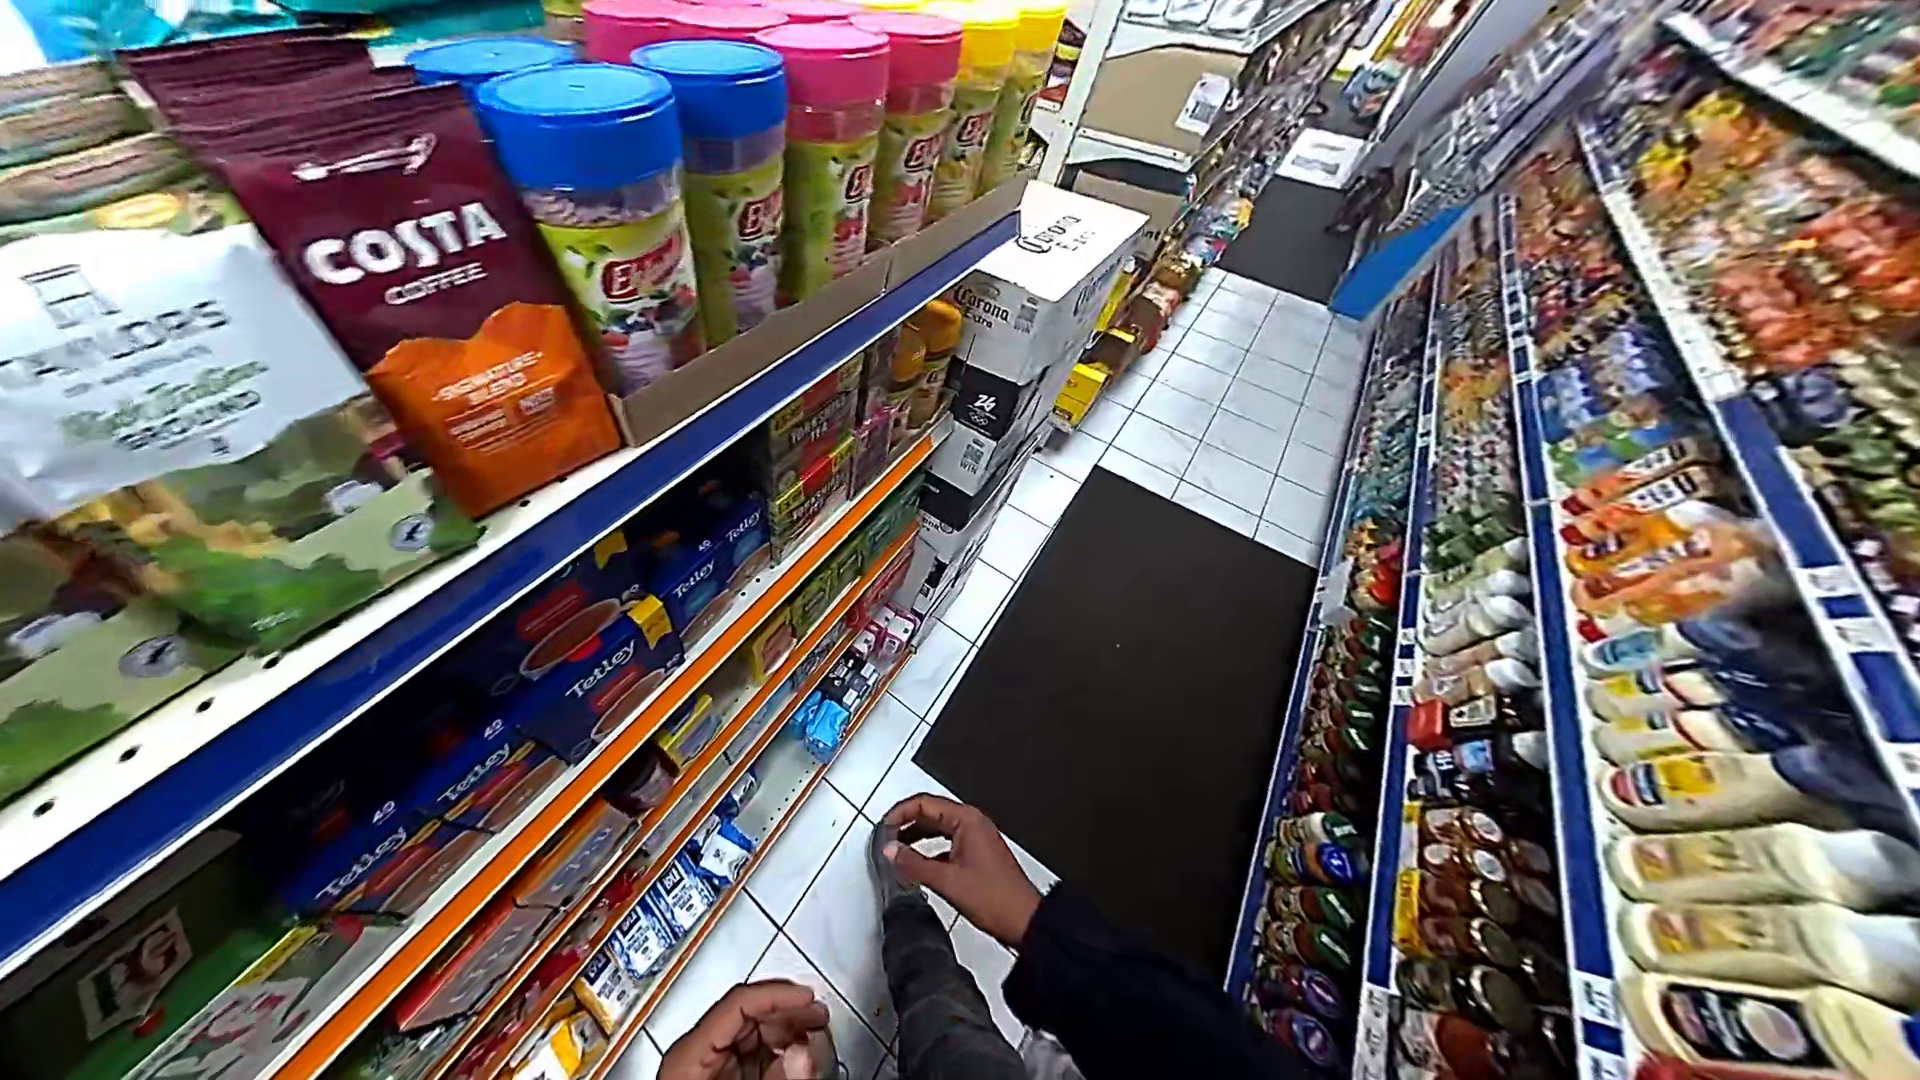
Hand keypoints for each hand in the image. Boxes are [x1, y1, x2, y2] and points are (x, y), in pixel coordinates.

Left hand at [658, 980, 833, 1078]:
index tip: (809, 998)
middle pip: (748, 1014)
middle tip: (818, 1018)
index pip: (738, 1002)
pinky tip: (796, 1062)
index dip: (778, 995)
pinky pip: (753, 1054)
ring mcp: (706, 1070)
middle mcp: (694, 1056)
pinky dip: (779, 1055)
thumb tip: (804, 1054)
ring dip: (787, 1033)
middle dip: (788, 1015)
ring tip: (812, 1042)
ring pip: (754, 1032)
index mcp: (687, 1058)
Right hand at [882, 794, 1041, 947]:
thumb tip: (890, 851)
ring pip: (938, 828)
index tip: (885, 825)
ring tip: (897, 849)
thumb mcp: (947, 880)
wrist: (1024, 920)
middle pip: (932, 812)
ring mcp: (976, 837)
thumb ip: (914, 864)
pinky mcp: (977, 852)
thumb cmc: (996, 898)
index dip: (901, 812)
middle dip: (907, 822)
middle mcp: (973, 822)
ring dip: (917, 836)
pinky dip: (930, 849)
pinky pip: (947, 842)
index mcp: (967, 819)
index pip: (925, 803)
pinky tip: (918, 864)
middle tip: (886, 836)